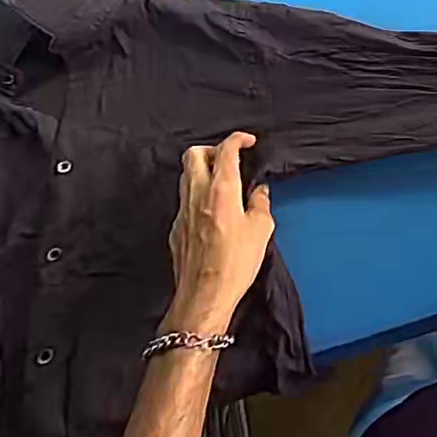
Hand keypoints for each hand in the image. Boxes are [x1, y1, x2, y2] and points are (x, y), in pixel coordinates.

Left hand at [165, 132, 274, 334]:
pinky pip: (184, 200)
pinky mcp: (175, 230)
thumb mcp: (261, 229)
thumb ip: (260, 203)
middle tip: (229, 158)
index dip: (238, 139)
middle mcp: (197, 195)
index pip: (225, 150)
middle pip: (194, 154)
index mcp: (221, 190)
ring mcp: (182, 212)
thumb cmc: (234, 264)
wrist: (203, 298)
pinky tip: (213, 210)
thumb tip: (258, 192)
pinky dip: (198, 194)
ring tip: (222, 182)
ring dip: (203, 170)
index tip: (248, 141)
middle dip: (213, 149)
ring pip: (186, 175)